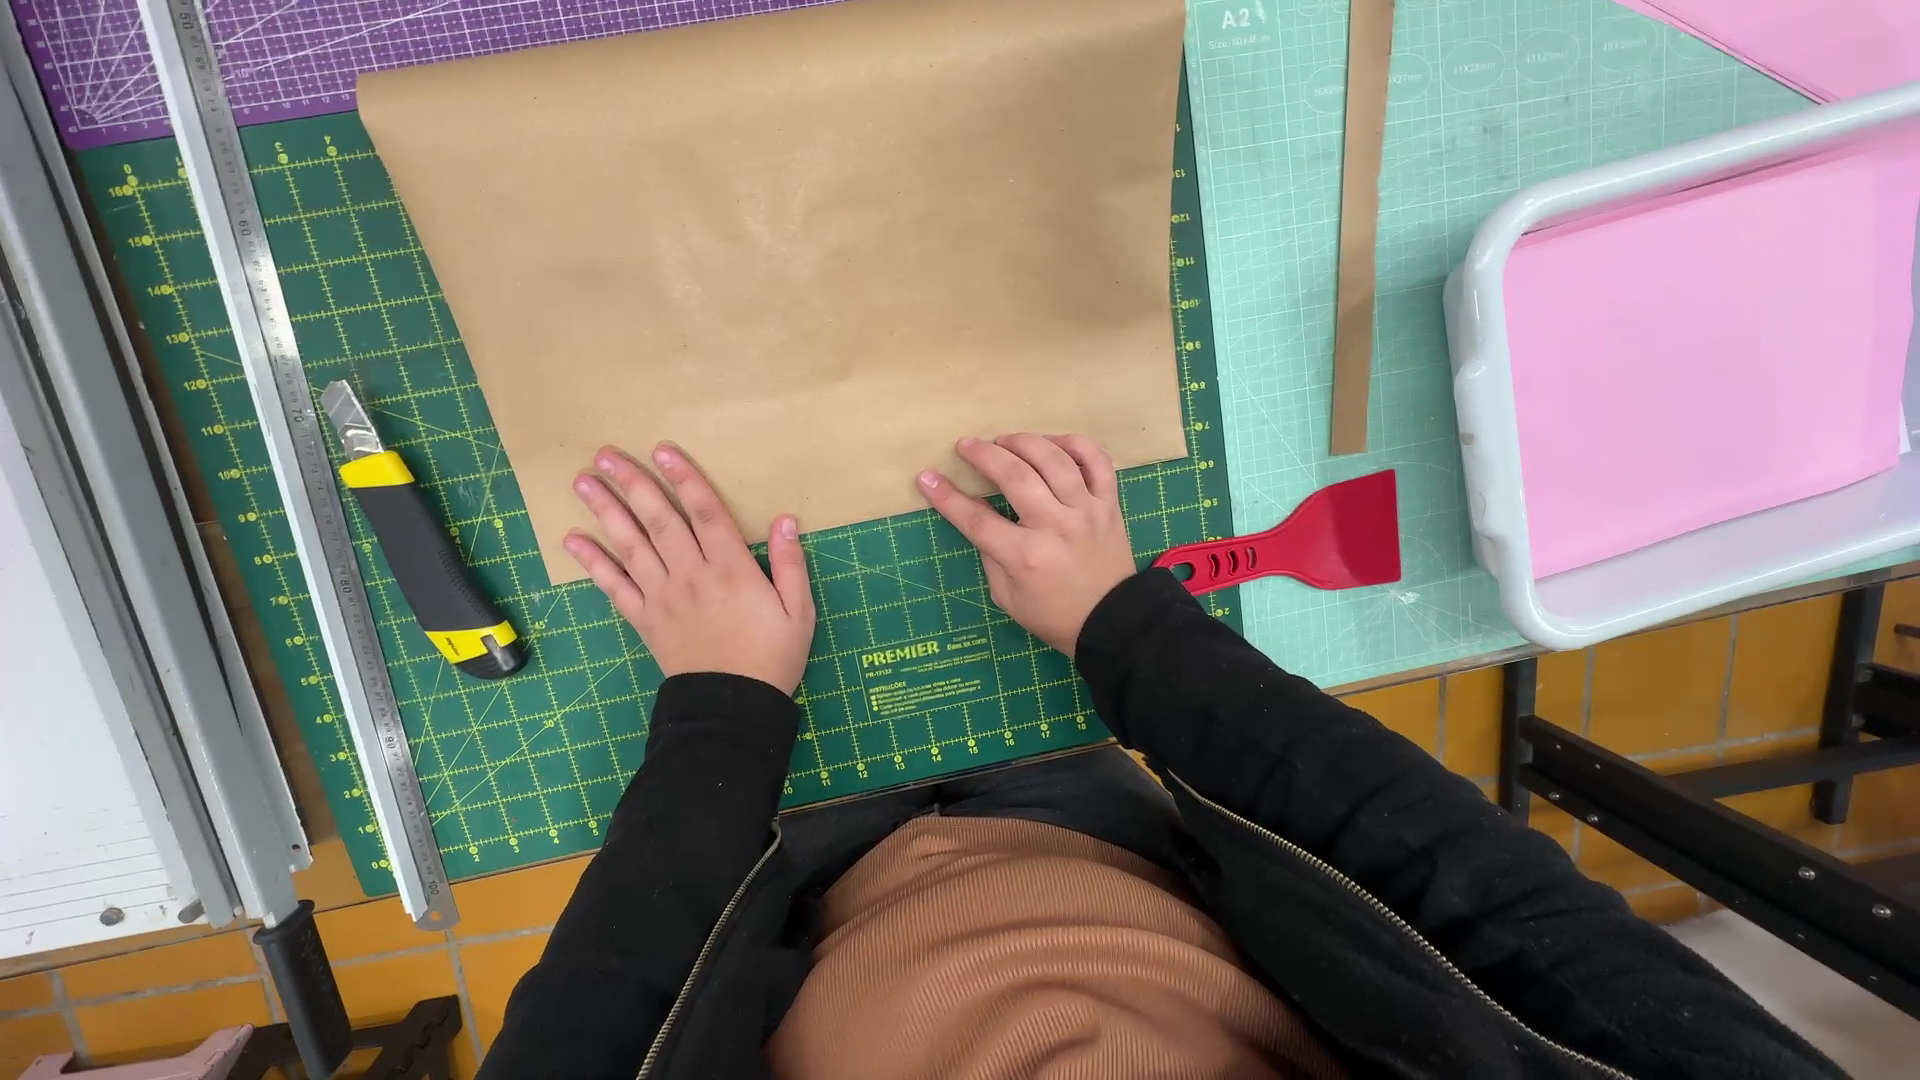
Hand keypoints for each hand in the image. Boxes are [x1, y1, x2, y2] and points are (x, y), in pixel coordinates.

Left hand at [564, 443, 815, 694]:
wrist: (733, 706)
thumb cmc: (772, 656)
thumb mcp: (799, 610)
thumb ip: (790, 563)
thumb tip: (785, 519)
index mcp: (732, 568)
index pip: (706, 512)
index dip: (685, 478)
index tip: (663, 450)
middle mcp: (692, 574)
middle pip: (660, 520)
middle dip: (634, 483)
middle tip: (606, 454)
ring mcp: (663, 596)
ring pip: (631, 545)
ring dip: (607, 510)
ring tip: (583, 481)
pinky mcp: (645, 619)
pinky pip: (614, 586)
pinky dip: (592, 562)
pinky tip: (573, 540)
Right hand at [916, 434, 1135, 655]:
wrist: (1111, 622)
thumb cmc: (1053, 615)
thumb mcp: (1007, 596)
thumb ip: (989, 551)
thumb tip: (975, 508)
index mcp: (1026, 556)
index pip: (977, 519)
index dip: (947, 497)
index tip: (928, 478)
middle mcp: (1056, 527)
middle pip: (1014, 476)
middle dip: (984, 454)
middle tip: (967, 446)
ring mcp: (1086, 511)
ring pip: (1054, 460)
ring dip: (1024, 442)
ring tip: (1006, 441)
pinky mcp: (1109, 504)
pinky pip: (1097, 461)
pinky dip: (1076, 444)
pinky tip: (1054, 444)